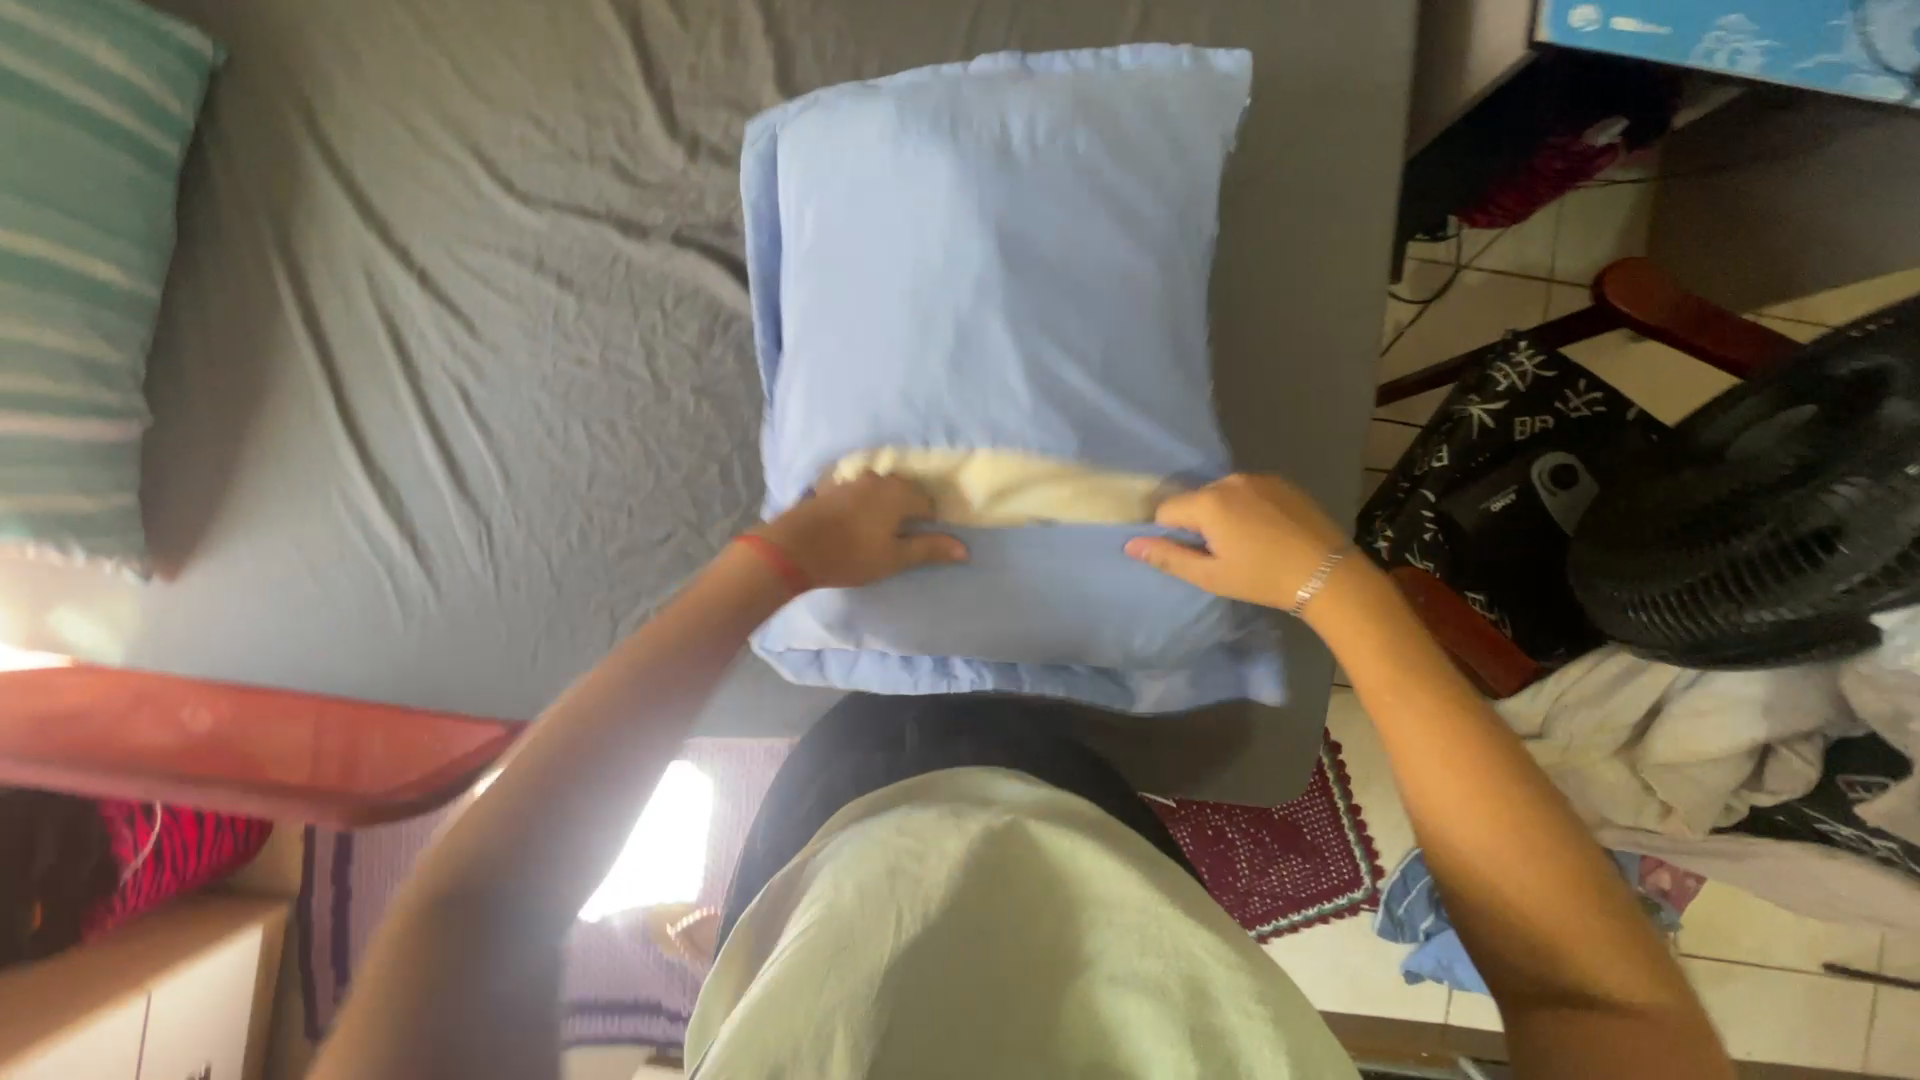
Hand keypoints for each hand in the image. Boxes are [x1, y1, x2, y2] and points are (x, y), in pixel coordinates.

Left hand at [754, 472, 967, 588]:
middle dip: (909, 511)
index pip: (929, 504)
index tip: (921, 544)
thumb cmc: (851, 554)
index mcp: (901, 492)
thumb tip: (965, 549)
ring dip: (885, 507)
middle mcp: (880, 479)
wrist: (794, 547)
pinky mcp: (831, 488)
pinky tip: (855, 524)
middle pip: (906, 492)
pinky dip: (864, 505)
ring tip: (880, 532)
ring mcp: (853, 480)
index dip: (930, 525)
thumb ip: (930, 549)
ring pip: (881, 491)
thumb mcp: (895, 557)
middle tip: (902, 539)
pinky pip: (858, 493)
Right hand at [1124, 474, 1355, 610]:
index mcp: (1209, 502)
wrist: (1328, 574)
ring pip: (1222, 494)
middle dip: (1199, 523)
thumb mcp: (1210, 575)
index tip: (1195, 555)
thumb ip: (1167, 556)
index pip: (1167, 510)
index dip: (1172, 535)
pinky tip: (1266, 532)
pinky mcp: (1283, 482)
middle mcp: (1230, 481)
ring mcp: (1260, 478)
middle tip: (1223, 553)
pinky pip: (1249, 491)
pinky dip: (1248, 507)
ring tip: (1247, 543)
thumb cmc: (1262, 579)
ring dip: (1224, 514)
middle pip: (1195, 499)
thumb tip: (1130, 544)